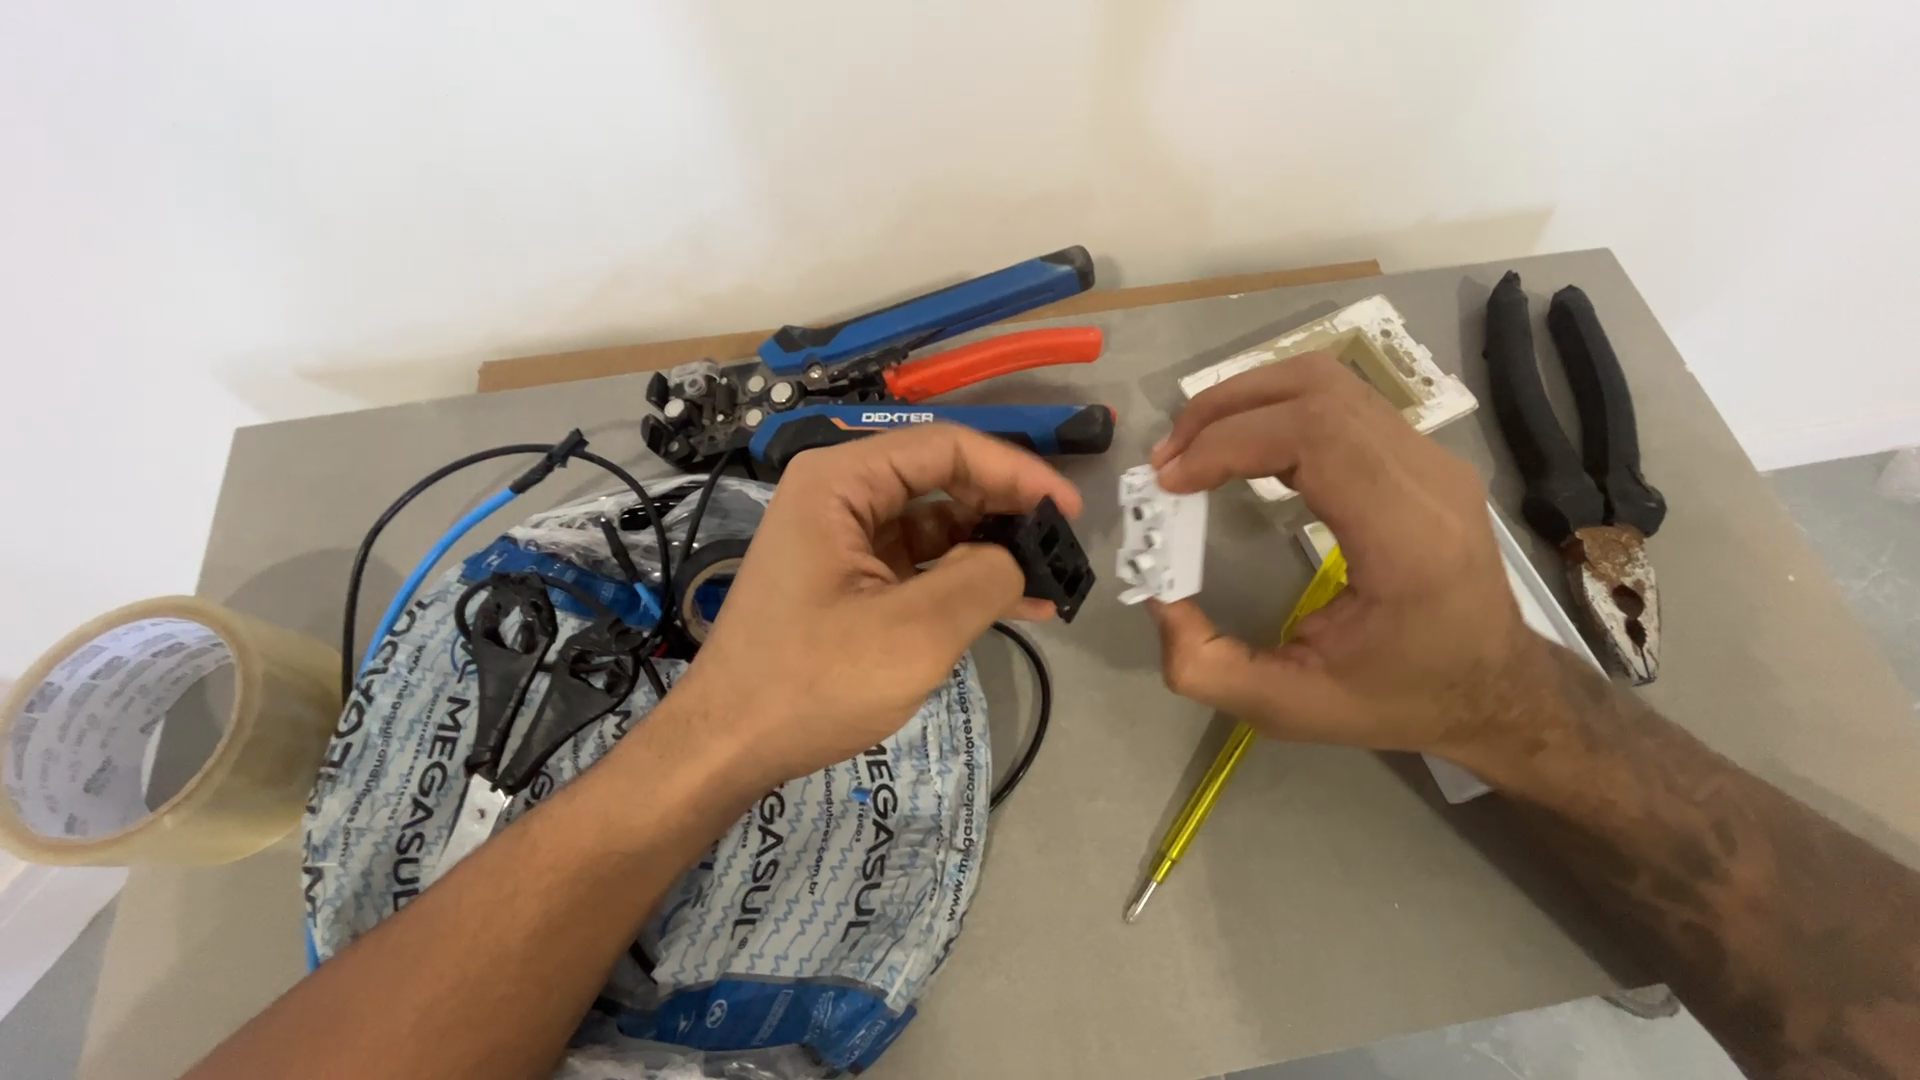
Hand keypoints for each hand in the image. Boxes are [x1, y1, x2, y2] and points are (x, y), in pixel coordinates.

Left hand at [668, 425, 1081, 787]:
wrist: (728, 746)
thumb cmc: (812, 684)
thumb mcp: (914, 633)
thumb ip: (984, 579)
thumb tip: (1019, 558)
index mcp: (840, 482)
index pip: (946, 448)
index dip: (1017, 473)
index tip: (1069, 510)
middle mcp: (837, 494)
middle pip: (941, 478)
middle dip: (1005, 509)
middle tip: (1061, 545)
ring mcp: (840, 537)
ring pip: (935, 521)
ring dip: (991, 548)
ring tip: (1048, 580)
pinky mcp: (847, 576)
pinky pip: (918, 561)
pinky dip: (962, 578)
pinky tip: (1014, 604)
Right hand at [1149, 353, 1543, 761]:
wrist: (1496, 690)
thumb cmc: (1398, 700)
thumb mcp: (1288, 707)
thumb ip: (1206, 665)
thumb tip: (1156, 595)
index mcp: (1406, 539)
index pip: (1313, 437)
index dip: (1226, 442)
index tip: (1170, 482)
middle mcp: (1429, 480)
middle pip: (1315, 392)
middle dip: (1222, 411)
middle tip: (1167, 459)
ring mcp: (1432, 458)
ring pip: (1327, 381)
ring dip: (1246, 400)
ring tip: (1194, 445)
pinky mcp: (1421, 455)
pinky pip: (1339, 400)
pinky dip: (1274, 408)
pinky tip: (1240, 446)